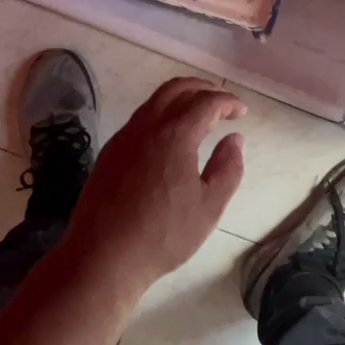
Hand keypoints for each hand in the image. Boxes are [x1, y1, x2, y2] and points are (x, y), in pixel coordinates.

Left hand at [58, 77, 246, 293]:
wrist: (102, 257)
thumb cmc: (162, 235)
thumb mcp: (209, 208)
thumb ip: (228, 168)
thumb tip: (234, 139)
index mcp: (175, 135)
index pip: (206, 102)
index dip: (227, 102)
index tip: (242, 111)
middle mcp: (147, 126)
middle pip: (177, 88)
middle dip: (203, 88)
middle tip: (220, 101)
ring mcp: (125, 136)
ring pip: (155, 100)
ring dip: (180, 98)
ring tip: (197, 114)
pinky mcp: (110, 151)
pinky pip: (140, 118)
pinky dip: (161, 113)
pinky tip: (168, 137)